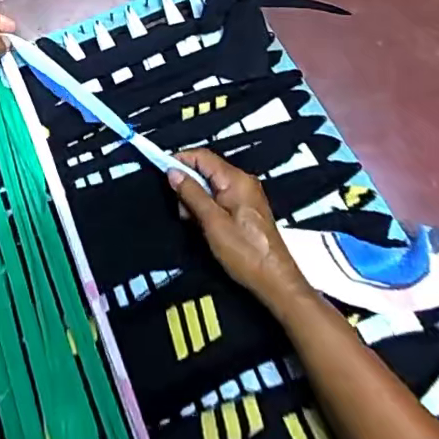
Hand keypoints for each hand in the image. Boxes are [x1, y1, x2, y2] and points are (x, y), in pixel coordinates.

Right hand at [168, 148, 312, 307]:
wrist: (276, 282)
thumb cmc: (246, 253)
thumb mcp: (212, 223)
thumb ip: (191, 194)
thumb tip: (173, 172)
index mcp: (236, 179)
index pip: (202, 156)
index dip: (180, 160)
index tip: (162, 171)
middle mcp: (243, 181)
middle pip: (206, 169)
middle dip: (188, 184)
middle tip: (180, 208)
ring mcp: (247, 195)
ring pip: (212, 184)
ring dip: (196, 197)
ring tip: (192, 220)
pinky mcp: (247, 209)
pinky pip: (221, 196)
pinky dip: (207, 205)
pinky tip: (204, 224)